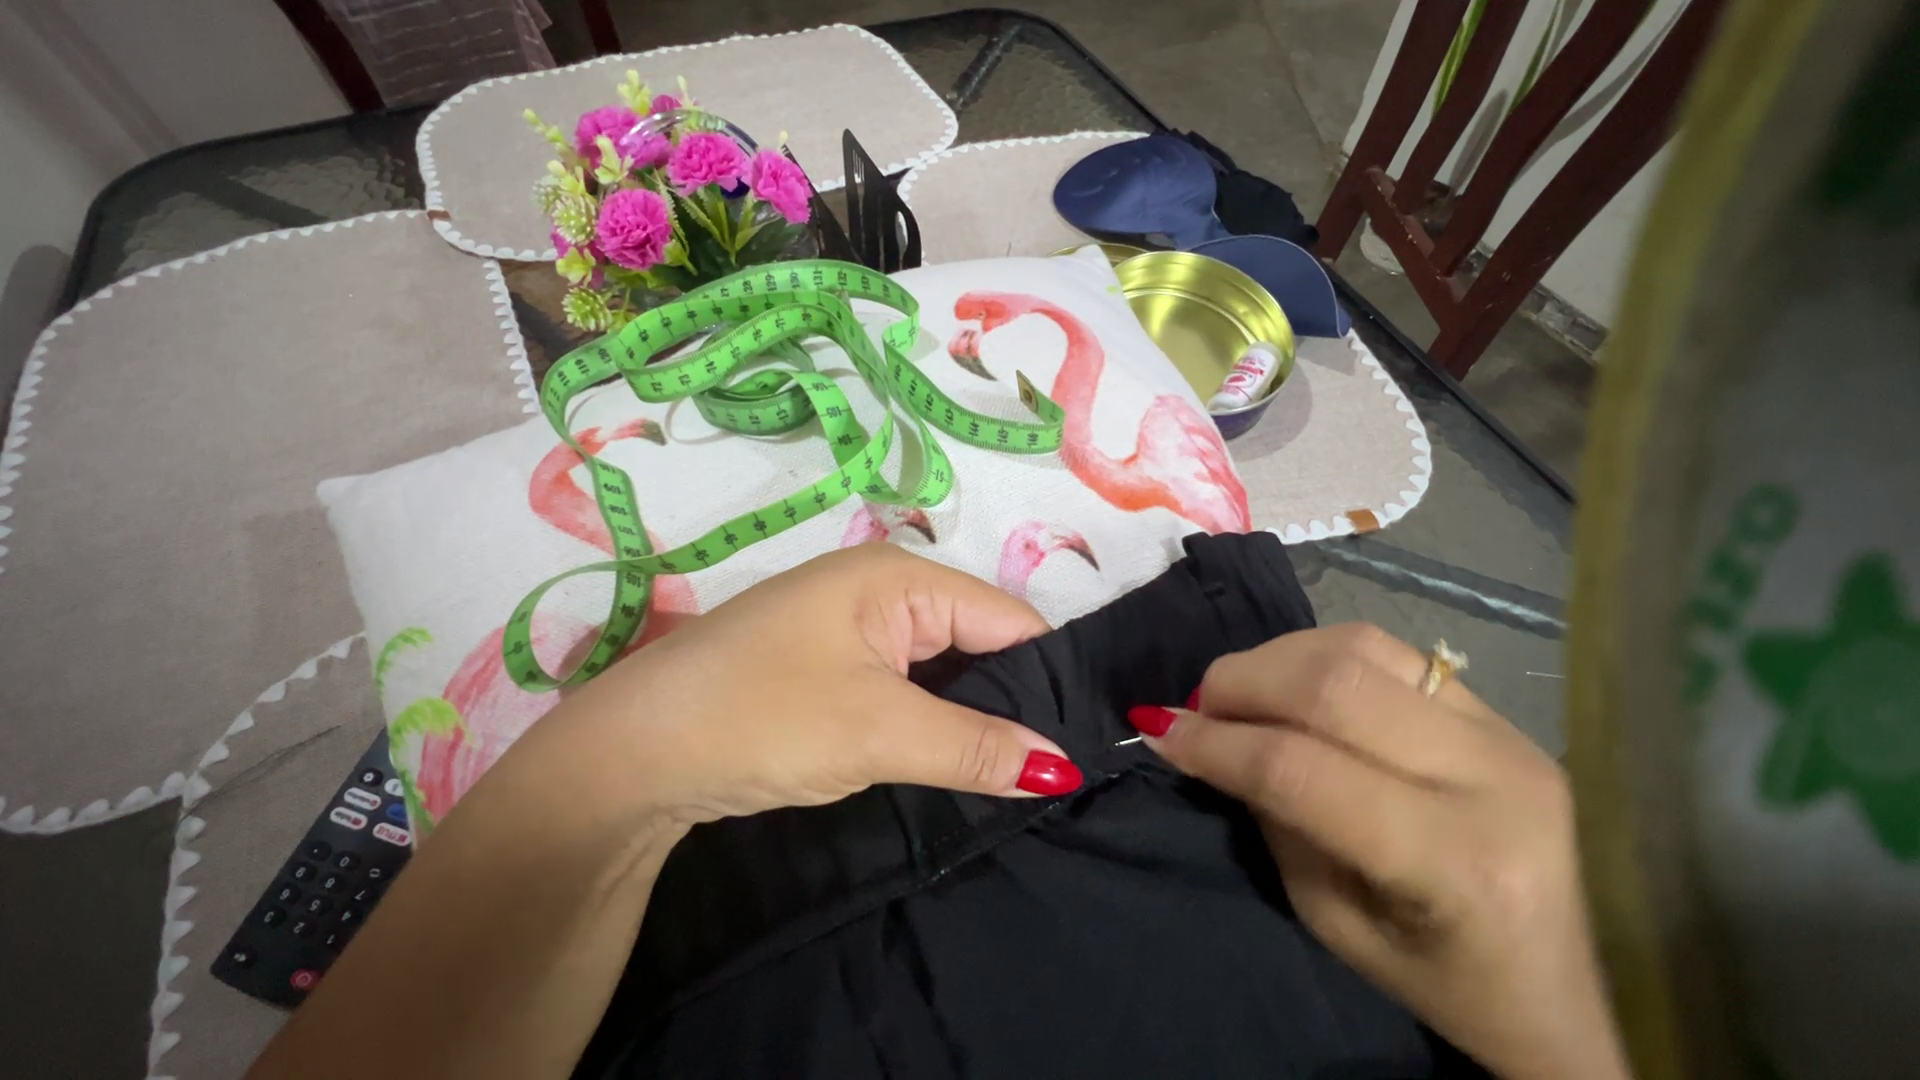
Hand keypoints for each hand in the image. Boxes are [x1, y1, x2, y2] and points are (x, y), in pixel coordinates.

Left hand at [542, 543, 1083, 825]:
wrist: (632, 755)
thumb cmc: (762, 718)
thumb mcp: (878, 731)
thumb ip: (976, 746)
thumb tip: (1061, 766)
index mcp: (898, 577)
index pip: (1007, 618)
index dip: (1049, 678)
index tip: (1087, 743)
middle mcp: (879, 589)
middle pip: (976, 641)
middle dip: (1012, 702)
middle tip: (1057, 771)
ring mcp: (849, 629)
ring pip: (940, 669)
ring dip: (971, 718)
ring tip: (1020, 775)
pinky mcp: (829, 668)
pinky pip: (905, 688)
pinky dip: (931, 722)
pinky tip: (956, 763)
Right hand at [1130, 624, 1628, 1079]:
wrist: (1595, 990)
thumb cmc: (1455, 985)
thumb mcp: (1341, 928)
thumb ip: (1279, 824)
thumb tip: (1216, 745)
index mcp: (1454, 861)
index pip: (1300, 769)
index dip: (1216, 744)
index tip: (1159, 731)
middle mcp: (1489, 776)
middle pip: (1333, 684)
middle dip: (1240, 683)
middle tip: (1195, 706)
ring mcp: (1506, 732)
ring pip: (1362, 647)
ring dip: (1277, 657)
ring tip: (1238, 690)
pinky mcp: (1504, 713)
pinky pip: (1394, 651)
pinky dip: (1322, 654)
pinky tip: (1294, 682)